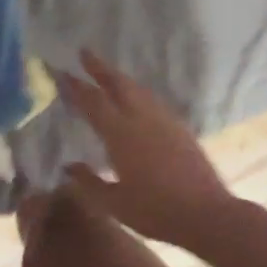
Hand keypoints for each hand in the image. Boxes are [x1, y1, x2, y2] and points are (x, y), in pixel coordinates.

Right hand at [60, 50, 234, 243]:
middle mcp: (142, 119)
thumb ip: (88, 182)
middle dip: (100, 68)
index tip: (62, 72)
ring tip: (108, 74)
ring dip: (120, 79)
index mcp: (120, 134)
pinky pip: (153, 102)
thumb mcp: (114, 203)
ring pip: (139, 90)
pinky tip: (137, 101)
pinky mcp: (180, 129)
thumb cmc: (154, 211)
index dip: (76, 86)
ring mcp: (165, 121)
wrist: (205, 213)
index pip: (93, 102)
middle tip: (85, 53)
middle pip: (119, 84)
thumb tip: (68, 166)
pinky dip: (138, 94)